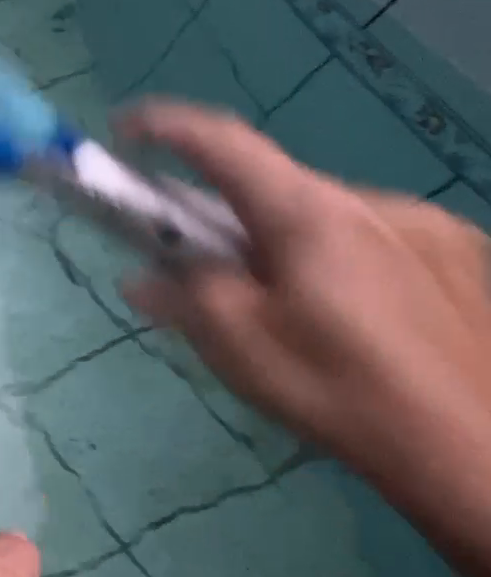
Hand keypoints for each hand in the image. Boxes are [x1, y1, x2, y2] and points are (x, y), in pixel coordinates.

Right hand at [116, 100, 490, 576]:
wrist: (477, 450)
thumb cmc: (337, 387)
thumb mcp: (232, 341)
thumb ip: (181, 292)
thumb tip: (145, 274)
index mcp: (309, 215)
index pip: (224, 144)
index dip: (165, 127)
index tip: (122, 130)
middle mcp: (374, 205)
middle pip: (274, 189)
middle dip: (224, 214)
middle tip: (197, 266)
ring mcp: (431, 231)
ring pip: (325, 220)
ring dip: (282, 245)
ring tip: (280, 310)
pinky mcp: (468, 262)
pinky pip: (375, 243)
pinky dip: (334, 265)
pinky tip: (344, 322)